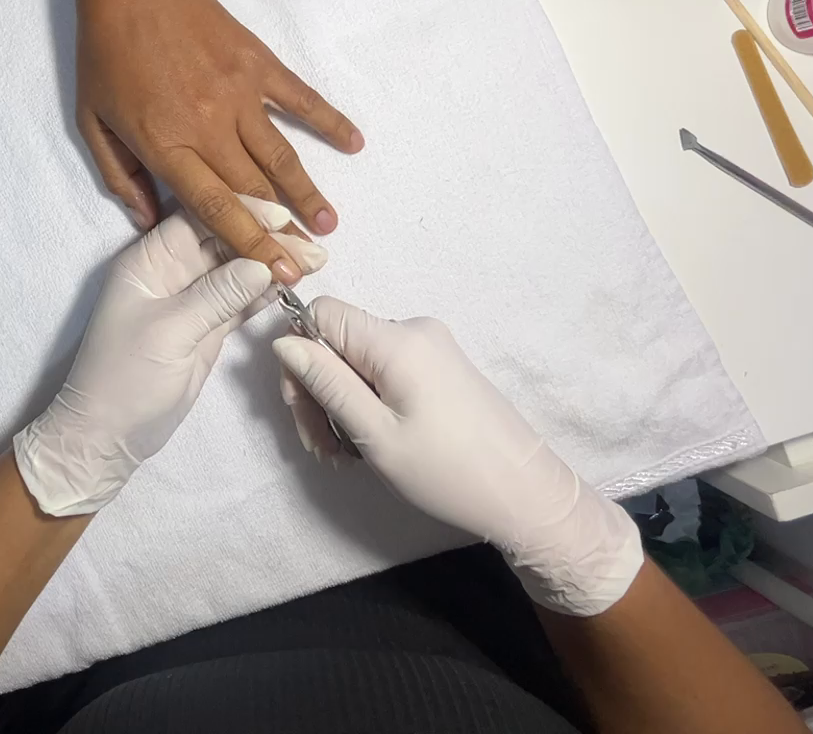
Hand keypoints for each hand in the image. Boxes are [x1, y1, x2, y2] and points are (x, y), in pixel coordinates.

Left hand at [15, 196, 325, 515]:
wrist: (108, 435)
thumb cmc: (124, 376)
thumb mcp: (169, 330)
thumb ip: (217, 295)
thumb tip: (264, 263)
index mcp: (148, 259)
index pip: (198, 220)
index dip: (239, 213)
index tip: (282, 216)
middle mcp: (170, 270)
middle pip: (223, 242)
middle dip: (266, 240)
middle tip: (312, 246)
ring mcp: (190, 299)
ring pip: (237, 270)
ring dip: (273, 265)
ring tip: (316, 261)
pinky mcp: (206, 326)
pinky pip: (239, 301)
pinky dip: (265, 293)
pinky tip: (293, 284)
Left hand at [72, 0, 362, 284]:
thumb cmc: (107, 54)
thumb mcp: (91, 120)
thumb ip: (119, 175)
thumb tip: (149, 221)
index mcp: (166, 144)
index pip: (214, 207)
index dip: (247, 246)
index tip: (276, 275)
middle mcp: (209, 127)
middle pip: (254, 191)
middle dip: (282, 235)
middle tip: (308, 265)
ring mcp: (241, 95)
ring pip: (281, 156)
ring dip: (307, 194)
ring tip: (328, 225)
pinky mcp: (260, 66)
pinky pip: (301, 99)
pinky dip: (329, 120)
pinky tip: (353, 142)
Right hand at [272, 299, 642, 616]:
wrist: (531, 500)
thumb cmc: (449, 472)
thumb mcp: (375, 434)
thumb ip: (325, 382)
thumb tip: (282, 341)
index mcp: (396, 340)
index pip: (322, 312)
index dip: (299, 352)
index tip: (300, 404)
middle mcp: (413, 330)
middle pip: (336, 340)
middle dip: (317, 389)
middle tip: (319, 446)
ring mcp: (429, 347)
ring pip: (356, 360)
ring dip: (339, 403)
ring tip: (344, 454)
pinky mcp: (439, 366)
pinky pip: (382, 370)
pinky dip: (366, 402)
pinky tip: (368, 442)